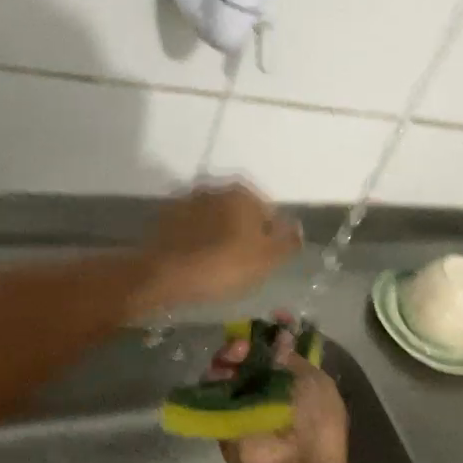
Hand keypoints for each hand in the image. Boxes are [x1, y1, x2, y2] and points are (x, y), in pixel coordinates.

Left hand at [143, 183, 300, 307]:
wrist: (164, 274)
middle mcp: (215, 187)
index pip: (269, 215)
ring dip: (218, 236)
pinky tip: (195, 262)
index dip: (269, 240)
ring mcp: (187, 200)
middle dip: (242, 235)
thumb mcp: (267, 260)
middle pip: (240, 214)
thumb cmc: (223, 266)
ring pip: (214, 220)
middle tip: (240, 266)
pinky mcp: (165, 217)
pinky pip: (191, 229)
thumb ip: (287, 241)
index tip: (262, 263)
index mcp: (243, 193)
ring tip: (216, 266)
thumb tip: (298, 228)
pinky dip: (196, 240)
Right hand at [210, 326, 347, 462]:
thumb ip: (293, 357)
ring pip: (229, 367)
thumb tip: (279, 337)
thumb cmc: (316, 422)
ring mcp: (244, 401)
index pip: (282, 348)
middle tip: (245, 343)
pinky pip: (212, 389)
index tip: (276, 316)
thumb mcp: (314, 381)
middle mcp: (270, 388)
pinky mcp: (221, 415)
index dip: (277, 331)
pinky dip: (214, 376)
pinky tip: (222, 370)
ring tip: (235, 355)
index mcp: (299, 379)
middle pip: (251, 355)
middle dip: (248, 341)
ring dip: (230, 355)